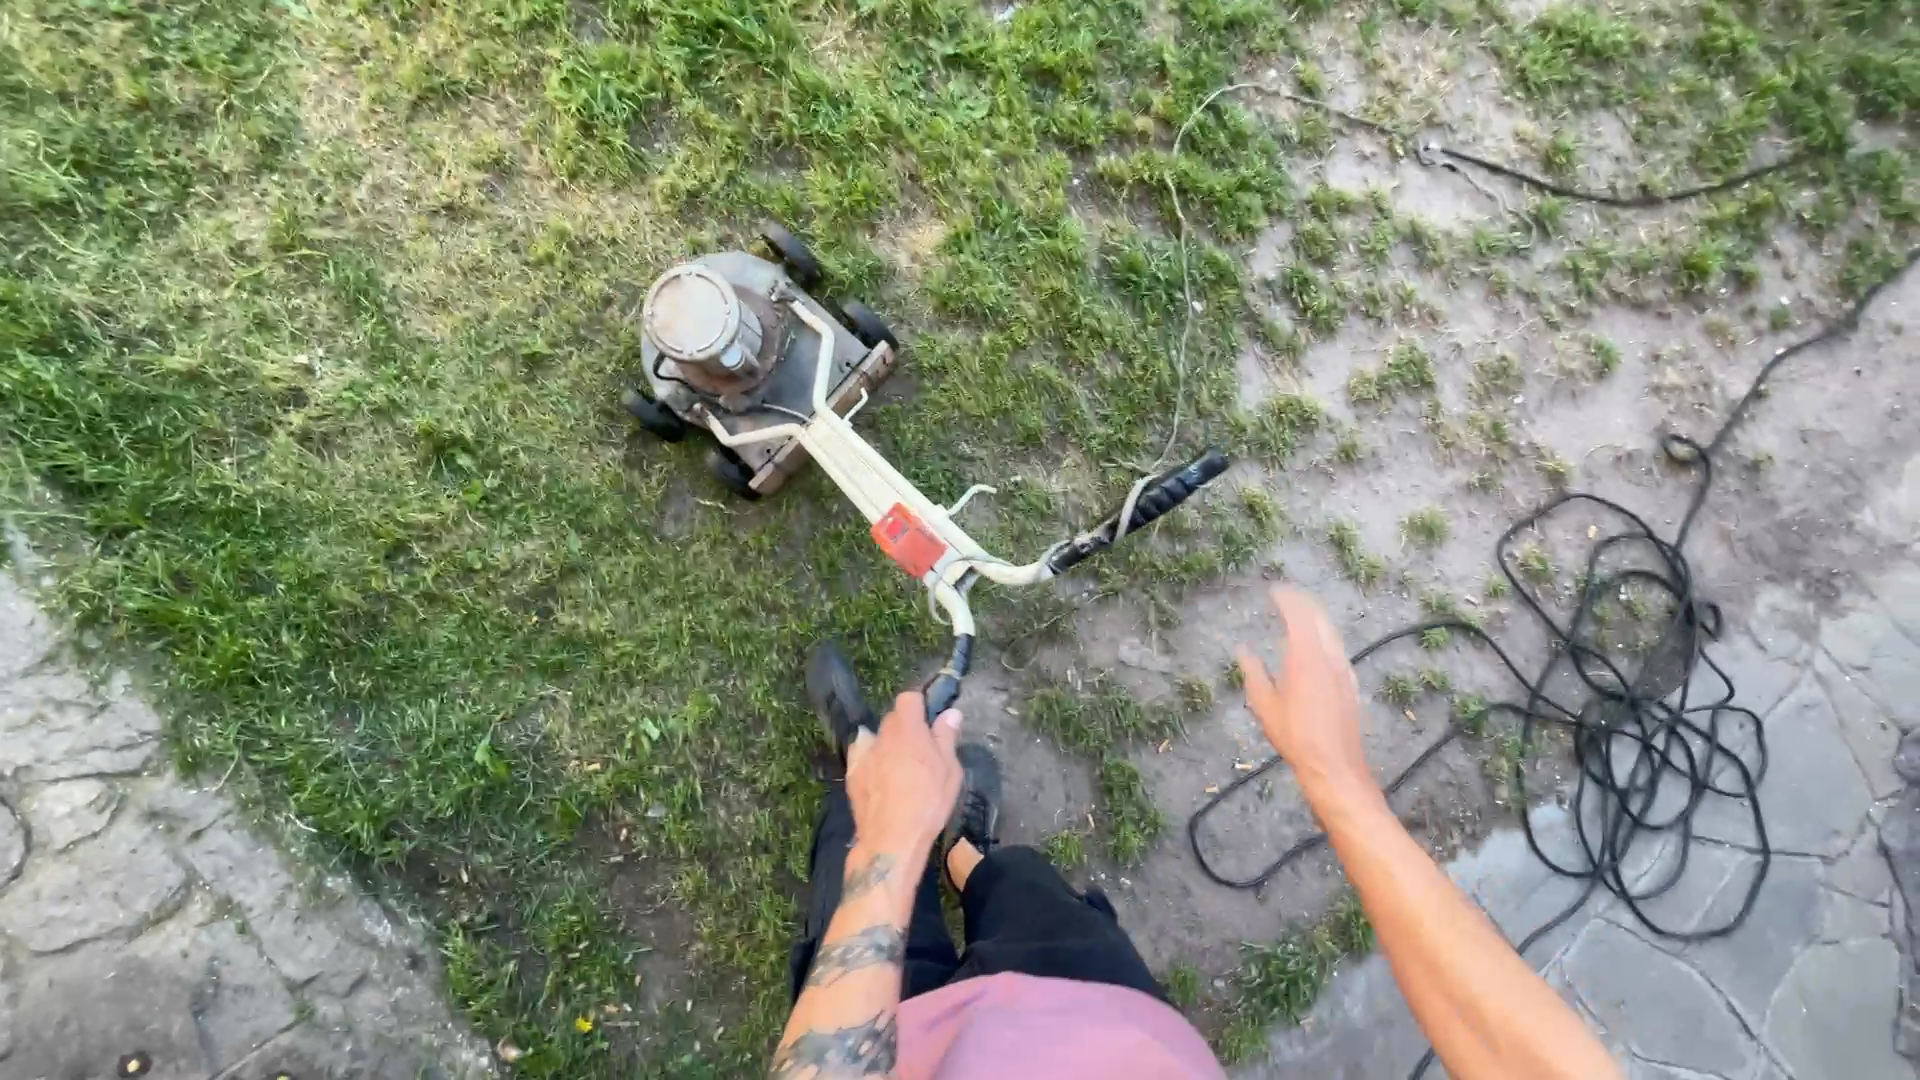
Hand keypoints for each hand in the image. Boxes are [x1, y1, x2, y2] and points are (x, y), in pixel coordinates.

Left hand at [845, 692, 963, 859]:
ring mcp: (864, 754)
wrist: (892, 838)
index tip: (928, 720)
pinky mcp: (852, 774)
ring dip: (888, 744)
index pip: (908, 698)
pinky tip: (879, 777)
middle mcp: (883, 736)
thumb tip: (951, 713)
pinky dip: (871, 760)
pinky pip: (862, 756)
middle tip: (920, 749)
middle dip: (905, 727)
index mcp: (909, 730)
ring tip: (899, 766)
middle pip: (893, 719)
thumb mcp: (950, 771)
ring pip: (877, 738)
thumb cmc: (929, 803)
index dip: (919, 705)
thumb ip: (947, 738)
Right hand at [1235, 588, 1375, 802]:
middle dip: (1303, 602)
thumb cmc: (1294, 736)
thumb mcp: (1264, 705)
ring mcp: (1344, 670)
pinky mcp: (1351, 683)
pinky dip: (1324, 635)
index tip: (1274, 590)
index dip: (1286, 599)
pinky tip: (1317, 644)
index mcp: (1305, 657)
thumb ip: (1254, 673)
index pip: (1298, 615)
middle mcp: (1329, 657)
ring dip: (1315, 618)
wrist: (1334, 765)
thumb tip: (1243, 650)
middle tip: (1286, 595)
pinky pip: (1337, 647)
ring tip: (1300, 613)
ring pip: (1331, 632)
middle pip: (1319, 618)